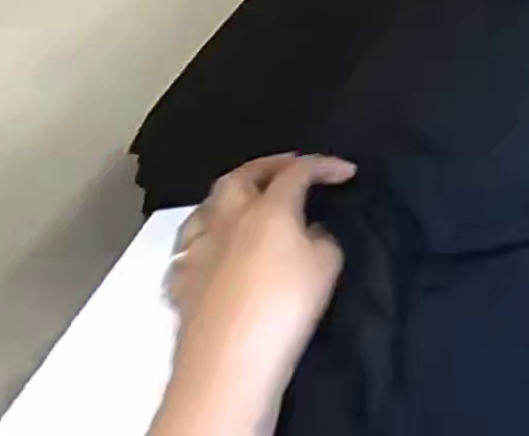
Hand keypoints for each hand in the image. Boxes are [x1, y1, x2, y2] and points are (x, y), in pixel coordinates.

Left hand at [154, 154, 355, 435]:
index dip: (326, 164)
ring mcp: (195, 254)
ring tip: (251, 203)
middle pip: (239, 177)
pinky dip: (206, 238)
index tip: (349, 172)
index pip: (298, 171)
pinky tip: (218, 250)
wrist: (229, 365)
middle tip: (294, 168)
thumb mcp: (328, 259)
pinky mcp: (179, 286)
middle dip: (269, 165)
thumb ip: (319, 234)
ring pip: (203, 210)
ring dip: (230, 198)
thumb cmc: (289, 303)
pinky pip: (187, 249)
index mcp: (268, 211)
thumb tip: (306, 231)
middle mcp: (227, 223)